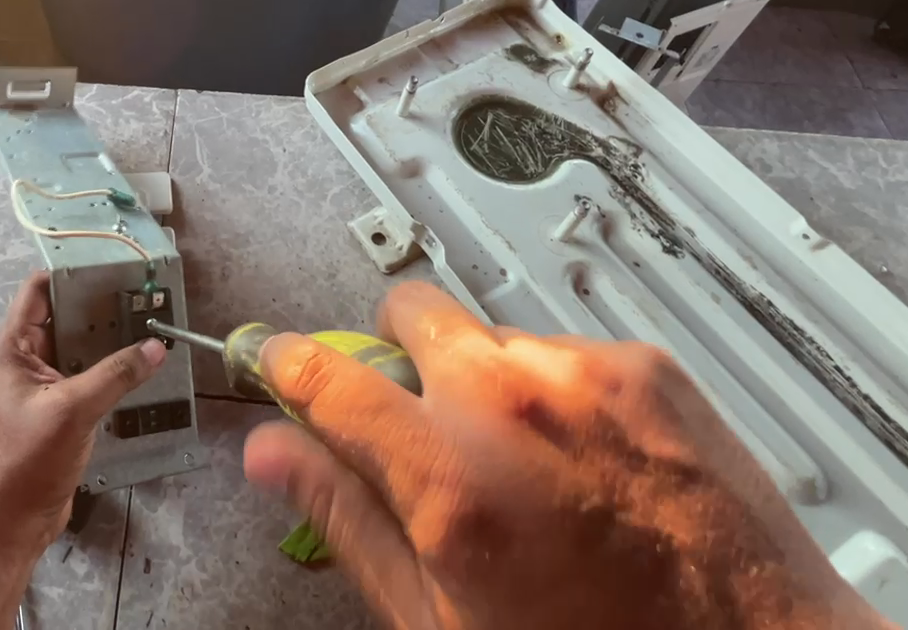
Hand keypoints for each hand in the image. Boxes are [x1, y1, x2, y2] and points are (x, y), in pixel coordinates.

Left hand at [0, 271, 166, 556]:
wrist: (14, 521)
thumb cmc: (28, 459)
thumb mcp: (73, 409)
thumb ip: (116, 375)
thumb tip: (156, 347)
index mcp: (14, 347)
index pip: (40, 290)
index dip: (72, 273)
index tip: (112, 265)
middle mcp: (27, 358)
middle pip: (65, 316)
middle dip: (101, 304)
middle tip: (143, 294)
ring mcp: (45, 383)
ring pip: (80, 346)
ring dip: (110, 337)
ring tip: (149, 323)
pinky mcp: (61, 406)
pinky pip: (89, 374)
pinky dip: (112, 366)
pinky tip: (142, 362)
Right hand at [241, 282, 889, 629]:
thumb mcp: (437, 620)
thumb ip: (344, 518)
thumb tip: (266, 450)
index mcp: (448, 476)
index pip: (327, 379)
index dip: (290, 363)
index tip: (278, 360)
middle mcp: (508, 401)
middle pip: (407, 309)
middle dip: (397, 350)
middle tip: (423, 416)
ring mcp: (580, 371)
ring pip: (485, 334)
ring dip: (480, 378)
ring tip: (528, 457)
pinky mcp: (641, 362)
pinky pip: (556, 349)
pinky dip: (550, 388)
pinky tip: (589, 456)